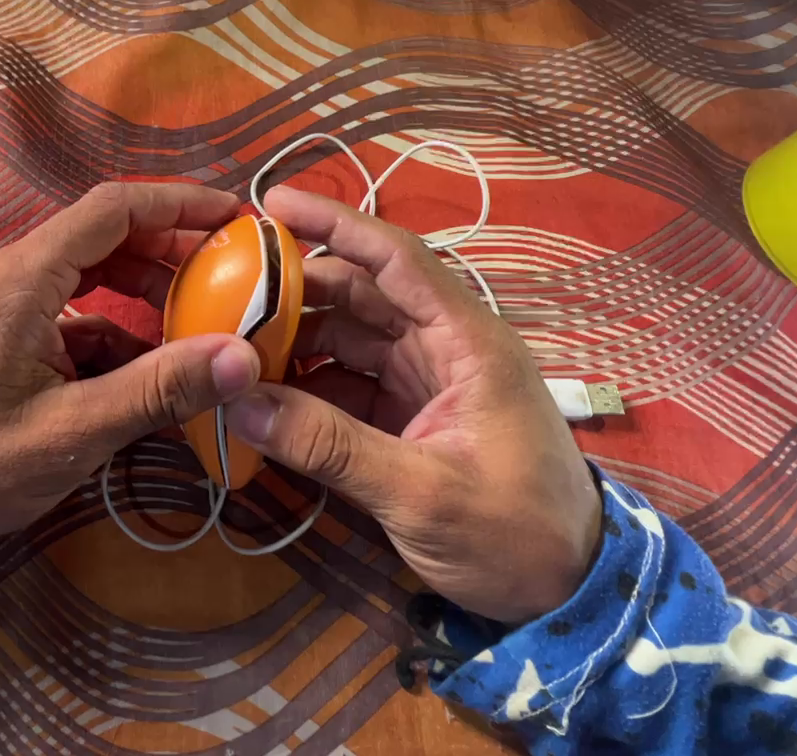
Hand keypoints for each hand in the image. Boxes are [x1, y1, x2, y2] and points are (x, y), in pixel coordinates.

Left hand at [0, 182, 262, 571]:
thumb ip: (156, 390)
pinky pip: (71, 320)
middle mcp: (11, 275)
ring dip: (144, 299)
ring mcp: (3, 307)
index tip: (235, 217)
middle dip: (170, 252)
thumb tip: (243, 357)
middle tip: (232, 278)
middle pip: (104, 238)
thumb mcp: (69, 433)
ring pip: (90, 280)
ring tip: (200, 328)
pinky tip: (145, 376)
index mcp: (22, 277)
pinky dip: (113, 338)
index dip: (178, 203)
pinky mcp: (2, 338)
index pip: (112, 209)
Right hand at [224, 186, 601, 622]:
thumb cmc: (517, 535)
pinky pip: (346, 377)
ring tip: (234, 347)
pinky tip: (266, 394)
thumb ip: (331, 446)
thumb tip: (241, 403)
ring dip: (294, 337)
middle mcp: (442, 344)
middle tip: (226, 293)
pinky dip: (306, 381)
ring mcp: (424, 377)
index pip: (395, 257)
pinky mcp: (408, 410)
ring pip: (347, 334)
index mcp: (465, 341)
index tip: (271, 203)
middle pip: (360, 291)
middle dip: (295, 289)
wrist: (570, 594)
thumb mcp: (422, 493)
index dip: (334, 223)